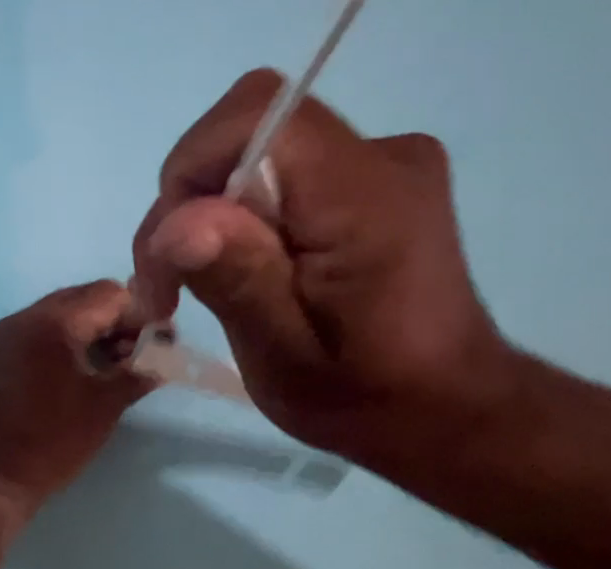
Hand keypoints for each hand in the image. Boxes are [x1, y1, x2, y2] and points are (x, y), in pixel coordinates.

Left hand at [0, 281, 151, 500]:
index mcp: (52, 322)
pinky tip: (72, 378)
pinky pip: (31, 338)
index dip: (140, 314)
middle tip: (134, 355)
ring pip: (54, 318)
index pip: (109, 294)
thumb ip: (137, 374)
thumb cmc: (51, 443)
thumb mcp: (103, 408)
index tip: (157, 341)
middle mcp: (21, 318)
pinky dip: (57, 347)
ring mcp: (0, 339)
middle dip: (112, 322)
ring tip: (107, 370)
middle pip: (80, 300)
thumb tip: (162, 360)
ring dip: (85, 335)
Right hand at [132, 69, 525, 466]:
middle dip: (190, 198)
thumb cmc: (362, 398)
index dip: (190, 172)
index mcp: (362, 196)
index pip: (255, 117)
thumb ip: (237, 280)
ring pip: (262, 150)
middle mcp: (382, 156)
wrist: (443, 408)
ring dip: (212, 214)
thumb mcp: (284, 357)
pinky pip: (287, 174)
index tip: (167, 258)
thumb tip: (174, 225)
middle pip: (251, 128)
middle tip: (169, 285)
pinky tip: (247, 275)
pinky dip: (246, 218)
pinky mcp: (376, 184)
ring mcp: (385, 165)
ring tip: (201, 289)